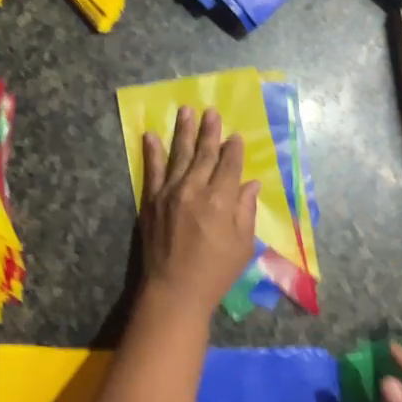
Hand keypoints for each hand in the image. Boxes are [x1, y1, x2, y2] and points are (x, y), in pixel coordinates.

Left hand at [138, 107, 259, 317]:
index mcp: (221, 201)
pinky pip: (152, 170)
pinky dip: (152, 152)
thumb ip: (246, 211)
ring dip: (183, 132)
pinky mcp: (151, 200)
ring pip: (179, 155)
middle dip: (210, 131)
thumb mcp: (243, 245)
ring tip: (186, 111)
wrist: (174, 291)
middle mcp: (195, 190)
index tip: (235, 135)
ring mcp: (170, 193)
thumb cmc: (215, 272)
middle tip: (211, 111)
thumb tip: (250, 183)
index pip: (229, 166)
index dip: (234, 150)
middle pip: (205, 154)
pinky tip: (151, 135)